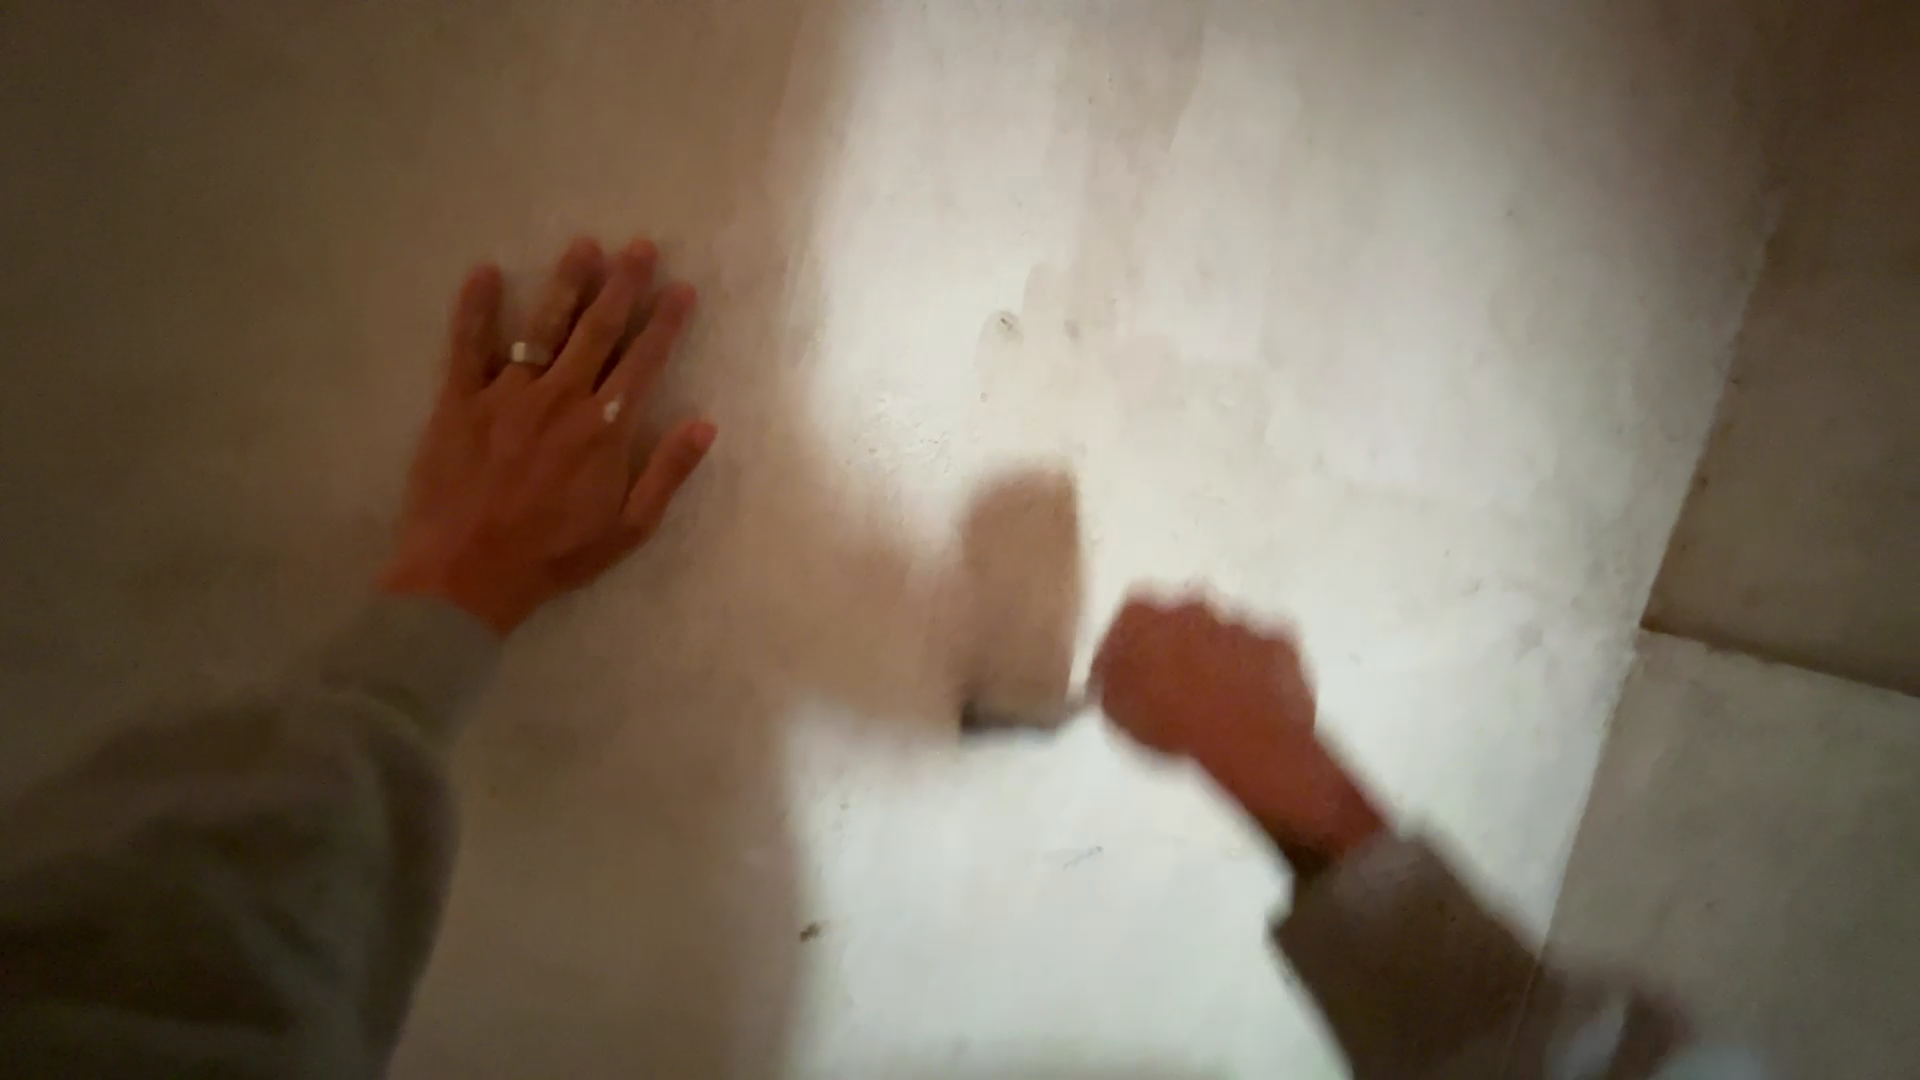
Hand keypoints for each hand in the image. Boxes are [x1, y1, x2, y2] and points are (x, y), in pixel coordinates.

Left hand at [379, 236, 714, 634]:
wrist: (468, 574)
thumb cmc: (559, 553)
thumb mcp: (632, 526)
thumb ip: (668, 471)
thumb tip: (706, 425)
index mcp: (604, 429)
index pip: (643, 363)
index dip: (666, 323)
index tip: (683, 290)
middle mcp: (560, 400)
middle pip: (598, 332)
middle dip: (623, 286)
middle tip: (640, 247)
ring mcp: (506, 396)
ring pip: (542, 328)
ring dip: (566, 285)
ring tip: (584, 245)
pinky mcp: (458, 402)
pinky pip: (466, 346)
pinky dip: (476, 308)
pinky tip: (487, 272)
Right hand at [1092, 595, 1385, 860]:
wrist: (1245, 740)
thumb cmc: (1167, 723)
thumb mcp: (1114, 711)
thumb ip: (1109, 681)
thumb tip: (1110, 676)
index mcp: (1142, 612)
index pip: (1127, 618)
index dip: (1128, 647)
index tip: (1129, 676)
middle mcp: (1191, 602)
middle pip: (1179, 619)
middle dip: (1177, 645)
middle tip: (1175, 686)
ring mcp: (1240, 618)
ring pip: (1222, 634)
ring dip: (1217, 658)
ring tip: (1217, 702)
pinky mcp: (1280, 639)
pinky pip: (1263, 652)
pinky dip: (1258, 670)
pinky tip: (1252, 703)